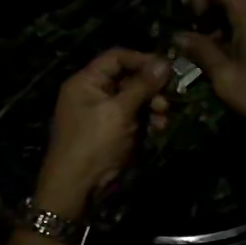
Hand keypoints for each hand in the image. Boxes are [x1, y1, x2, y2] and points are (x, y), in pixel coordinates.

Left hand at [36, 48, 169, 218]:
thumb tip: (165, 62)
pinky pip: (134, 118)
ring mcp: (103, 114)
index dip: (142, 59)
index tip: (167, 69)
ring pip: (135, 99)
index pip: (117, 57)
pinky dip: (147, 121)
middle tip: (168, 98)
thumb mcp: (119, 111)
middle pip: (128, 78)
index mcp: (86, 81)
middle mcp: (93, 93)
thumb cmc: (94, 144)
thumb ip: (142, 85)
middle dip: (151, 87)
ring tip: (164, 118)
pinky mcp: (113, 132)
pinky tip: (159, 129)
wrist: (77, 188)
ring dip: (153, 105)